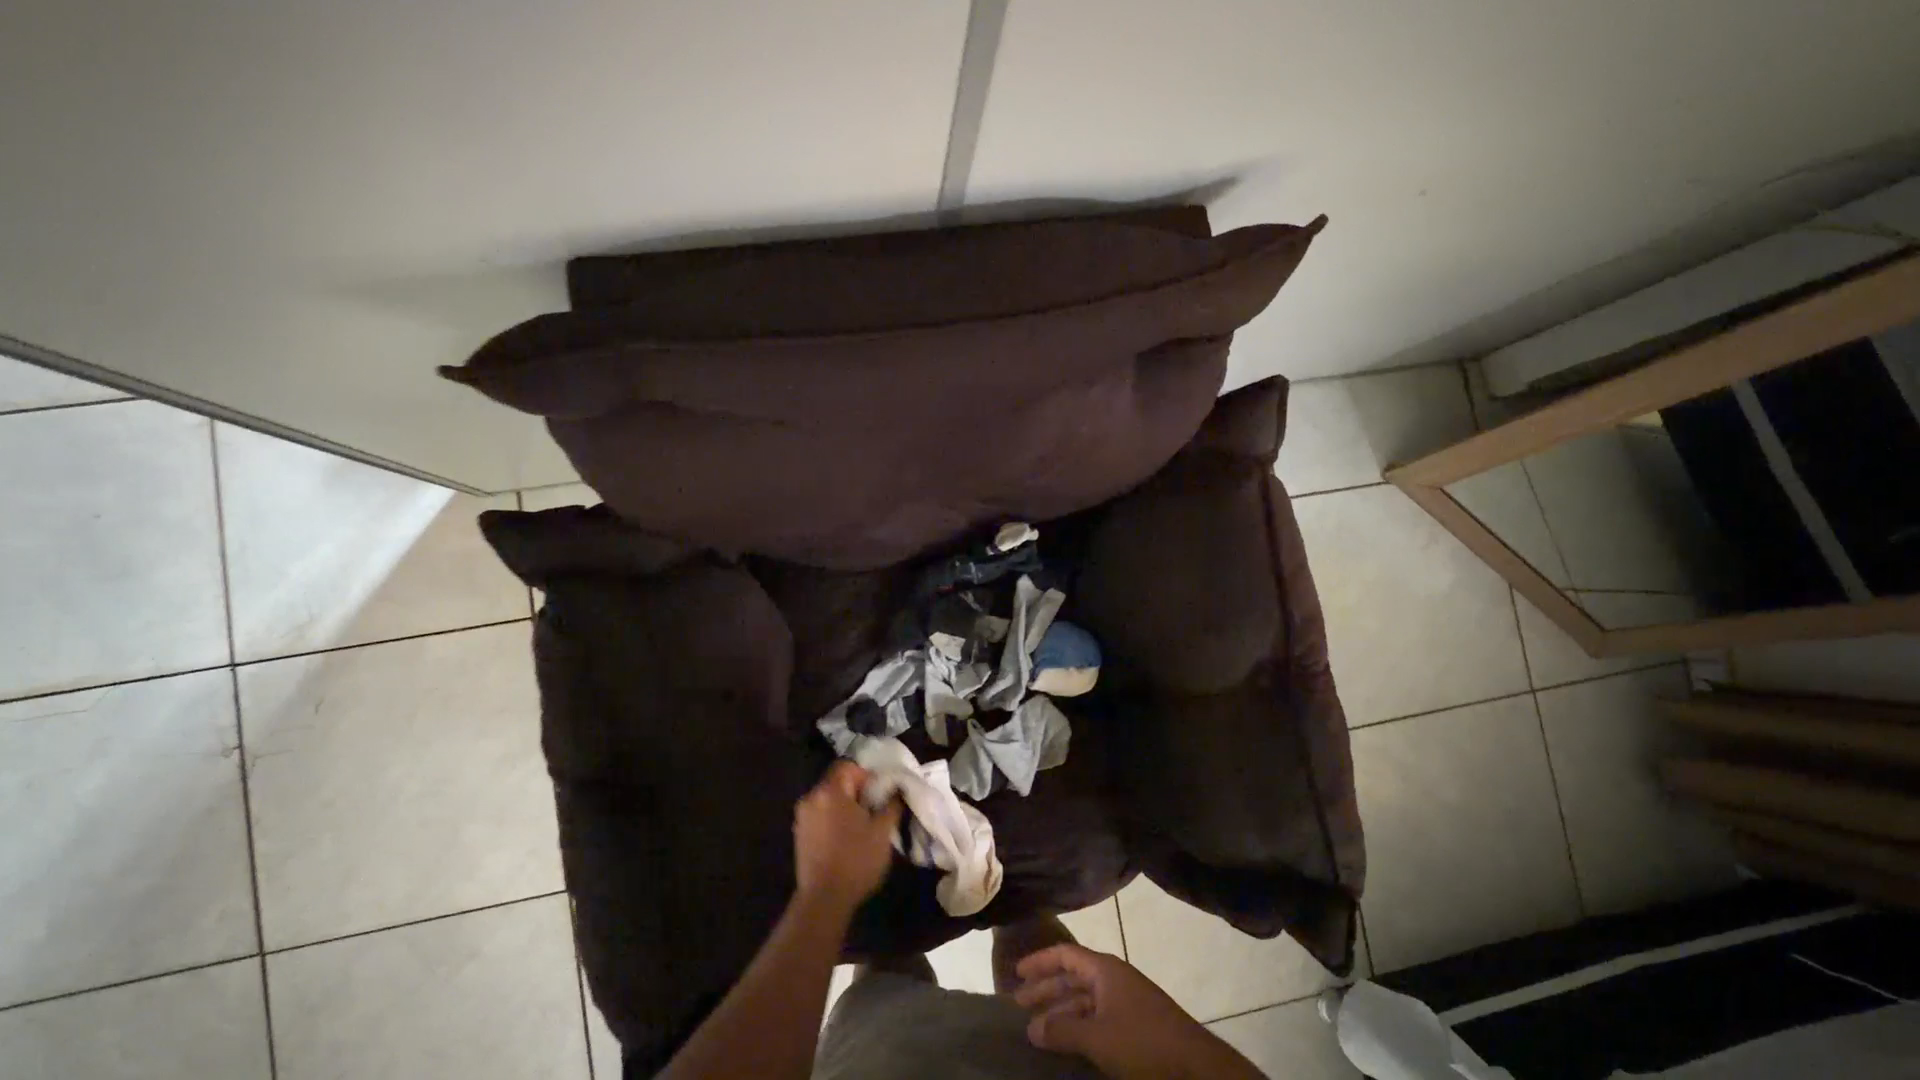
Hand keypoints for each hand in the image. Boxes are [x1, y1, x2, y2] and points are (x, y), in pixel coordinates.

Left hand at [793, 762, 902, 912]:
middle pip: (836, 782)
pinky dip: (832, 820)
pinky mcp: (799, 835)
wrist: (824, 899)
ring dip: (844, 807)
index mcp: (830, 791)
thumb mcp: (882, 832)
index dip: (865, 775)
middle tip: (873, 812)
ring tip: (860, 828)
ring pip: (827, 800)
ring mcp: (802, 817)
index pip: (847, 766)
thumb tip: (896, 790)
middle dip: (856, 792)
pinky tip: (844, 841)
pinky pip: (819, 815)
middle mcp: (811, 798)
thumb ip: (891, 805)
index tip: (878, 796)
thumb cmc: (856, 860)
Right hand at [1016, 944, 1249, 1079]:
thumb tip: (1032, 1028)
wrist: (1196, 1068)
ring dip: (1061, 1012)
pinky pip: (1098, 1018)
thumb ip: (1062, 1031)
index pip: (1065, 955)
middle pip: (1073, 977)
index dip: (1040, 962)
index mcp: (1106, 970)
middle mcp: (1115, 979)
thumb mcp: (1097, 1038)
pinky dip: (1079, 1026)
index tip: (1016, 974)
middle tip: (1019, 1006)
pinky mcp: (1137, 1026)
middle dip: (1046, 990)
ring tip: (1037, 1030)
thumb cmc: (1144, 1043)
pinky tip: (1067, 1044)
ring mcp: (1128, 1002)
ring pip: (1086, 1000)